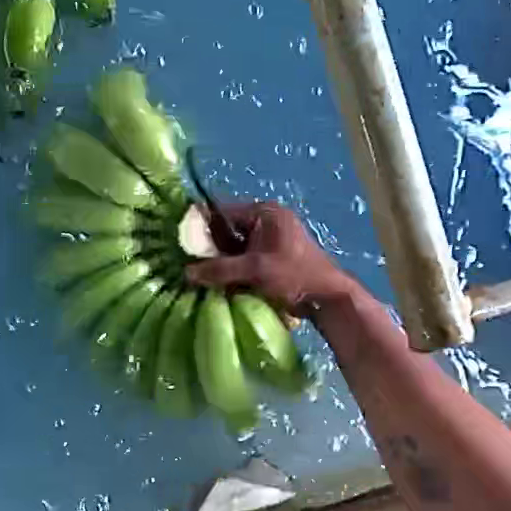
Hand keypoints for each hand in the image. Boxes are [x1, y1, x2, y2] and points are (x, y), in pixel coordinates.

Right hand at [186, 201, 358, 315]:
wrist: (328, 298)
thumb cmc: (294, 275)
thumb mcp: (255, 270)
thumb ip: (220, 269)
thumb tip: (187, 272)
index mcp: (266, 213)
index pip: (225, 212)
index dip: (203, 226)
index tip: (183, 242)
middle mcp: (268, 222)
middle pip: (230, 231)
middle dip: (212, 249)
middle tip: (191, 264)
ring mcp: (273, 241)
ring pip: (237, 248)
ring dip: (223, 263)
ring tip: (203, 276)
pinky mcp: (275, 260)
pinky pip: (247, 260)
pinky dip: (236, 271)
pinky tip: (222, 284)